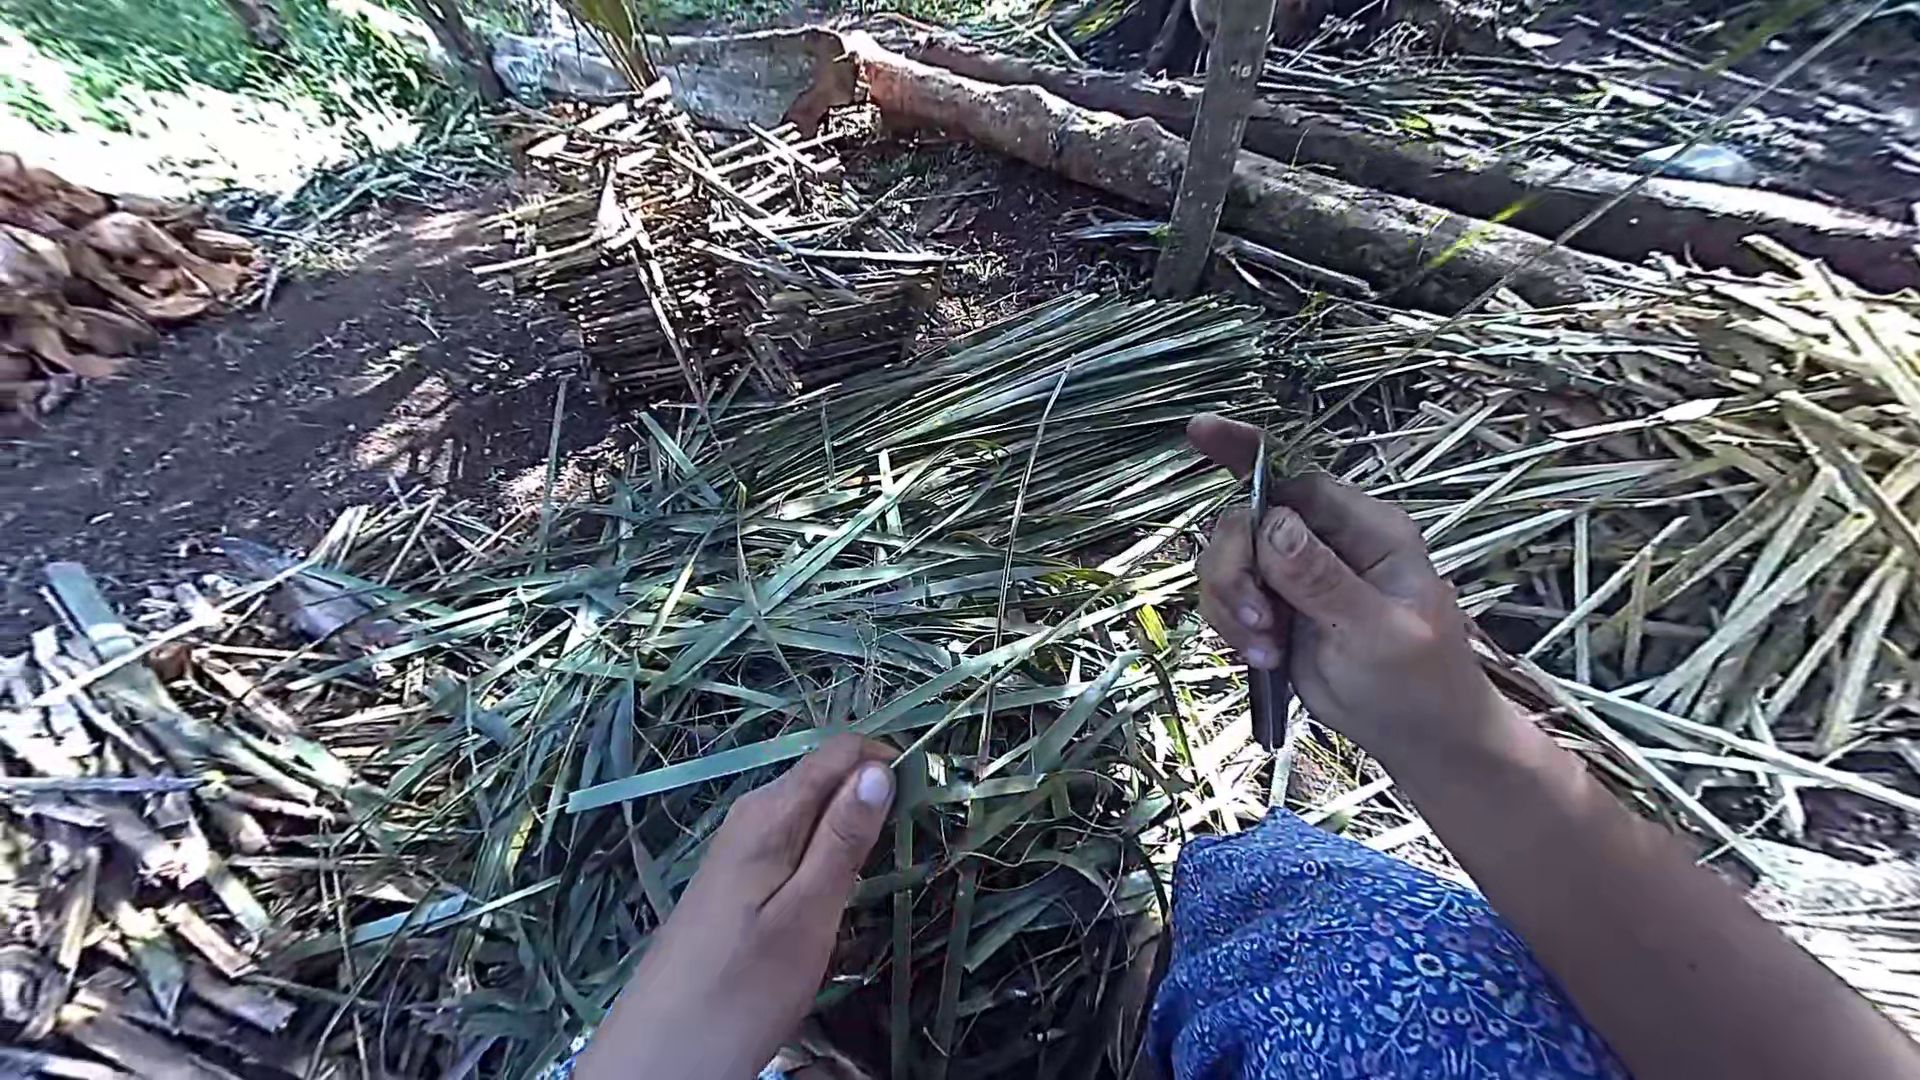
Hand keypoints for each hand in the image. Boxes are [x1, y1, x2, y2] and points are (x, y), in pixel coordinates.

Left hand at [573, 735, 895, 1079]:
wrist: (655, 1062)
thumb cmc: (740, 990)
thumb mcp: (806, 914)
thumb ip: (843, 837)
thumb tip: (880, 769)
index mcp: (771, 811)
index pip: (839, 751)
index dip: (883, 760)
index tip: (919, 795)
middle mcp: (755, 811)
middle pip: (826, 774)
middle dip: (870, 792)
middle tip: (901, 843)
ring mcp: (743, 841)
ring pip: (813, 805)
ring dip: (851, 820)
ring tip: (874, 868)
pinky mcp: (740, 870)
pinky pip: (796, 833)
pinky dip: (827, 844)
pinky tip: (834, 885)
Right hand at [1188, 414, 1514, 756]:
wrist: (1411, 735)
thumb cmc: (1418, 681)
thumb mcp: (1378, 631)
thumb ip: (1323, 578)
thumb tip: (1272, 524)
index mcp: (1362, 530)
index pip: (1295, 477)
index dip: (1245, 451)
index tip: (1199, 433)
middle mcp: (1317, 541)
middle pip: (1242, 524)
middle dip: (1233, 570)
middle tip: (1255, 619)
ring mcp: (1287, 574)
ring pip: (1221, 562)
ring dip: (1228, 604)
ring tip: (1264, 647)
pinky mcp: (1264, 605)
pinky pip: (1219, 597)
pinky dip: (1226, 625)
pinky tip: (1260, 656)